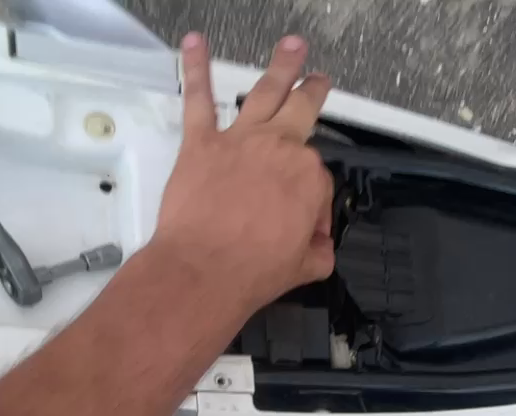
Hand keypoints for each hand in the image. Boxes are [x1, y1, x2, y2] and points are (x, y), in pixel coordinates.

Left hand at [151, 33, 335, 319]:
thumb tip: (320, 246)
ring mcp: (240, 140)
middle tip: (319, 80)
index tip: (308, 229)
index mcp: (309, 178)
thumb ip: (318, 251)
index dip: (316, 207)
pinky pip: (199, 98)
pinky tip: (195, 45)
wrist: (205, 269)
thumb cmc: (255, 270)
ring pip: (265, 93)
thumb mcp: (305, 268)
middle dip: (313, 93)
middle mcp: (279, 148)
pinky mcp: (202, 142)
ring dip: (281, 66)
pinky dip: (196, 69)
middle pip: (302, 112)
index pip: (319, 181)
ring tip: (292, 47)